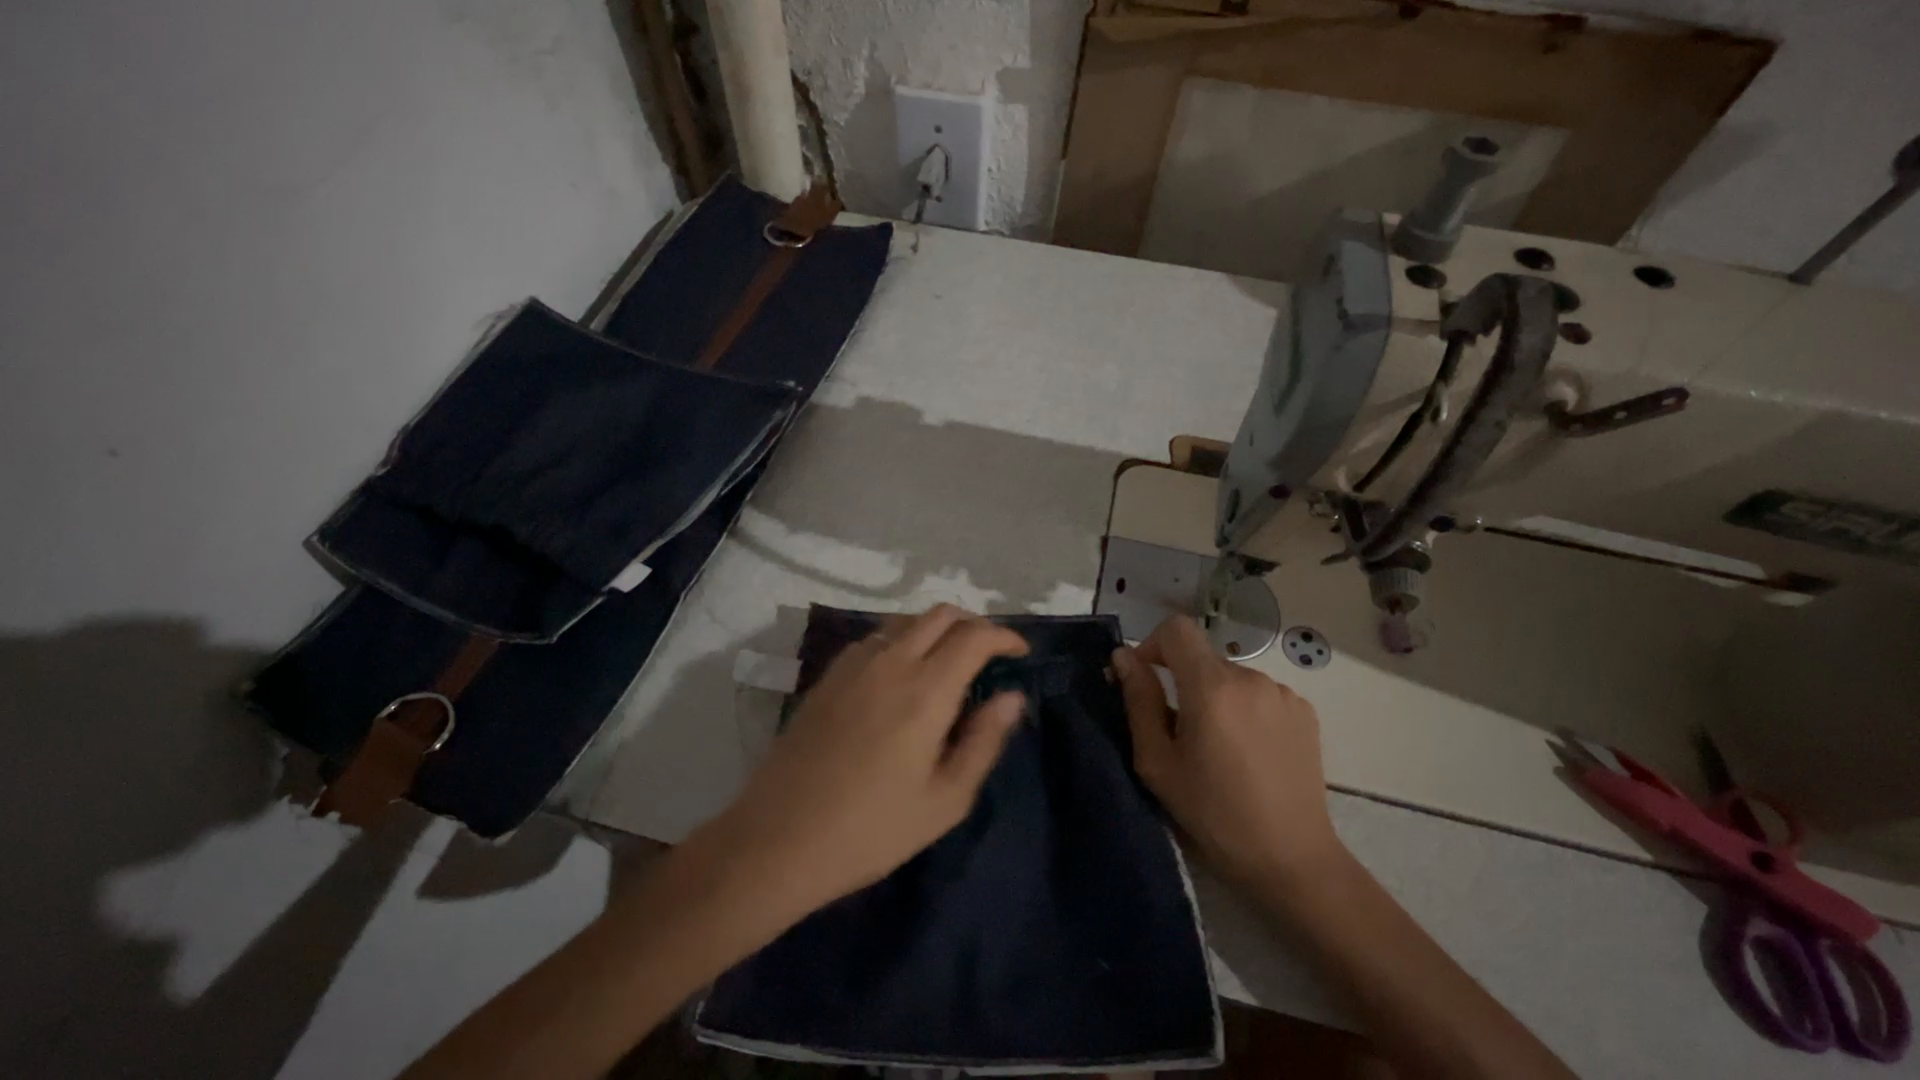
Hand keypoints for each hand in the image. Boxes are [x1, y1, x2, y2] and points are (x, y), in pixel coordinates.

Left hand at [687, 604, 1029, 920]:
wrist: (779, 839)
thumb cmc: (873, 830)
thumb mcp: (945, 800)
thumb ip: (984, 741)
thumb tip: (1012, 697)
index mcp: (925, 690)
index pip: (974, 636)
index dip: (1005, 636)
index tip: (1020, 654)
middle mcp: (889, 663)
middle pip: (940, 614)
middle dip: (974, 625)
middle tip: (990, 656)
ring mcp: (852, 667)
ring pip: (904, 621)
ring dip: (936, 629)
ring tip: (950, 664)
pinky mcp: (826, 678)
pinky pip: (874, 640)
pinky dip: (901, 641)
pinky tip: (902, 677)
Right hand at [1112, 615, 1342, 888]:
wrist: (1289, 857)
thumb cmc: (1212, 814)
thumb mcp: (1158, 763)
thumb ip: (1139, 702)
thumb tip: (1123, 657)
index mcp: (1211, 686)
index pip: (1177, 629)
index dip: (1153, 645)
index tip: (1144, 682)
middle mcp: (1251, 678)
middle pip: (1203, 659)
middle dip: (1183, 684)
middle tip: (1178, 735)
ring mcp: (1284, 694)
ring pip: (1232, 679)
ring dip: (1216, 700)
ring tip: (1218, 750)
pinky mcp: (1305, 712)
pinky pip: (1261, 696)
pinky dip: (1245, 712)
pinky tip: (1249, 754)